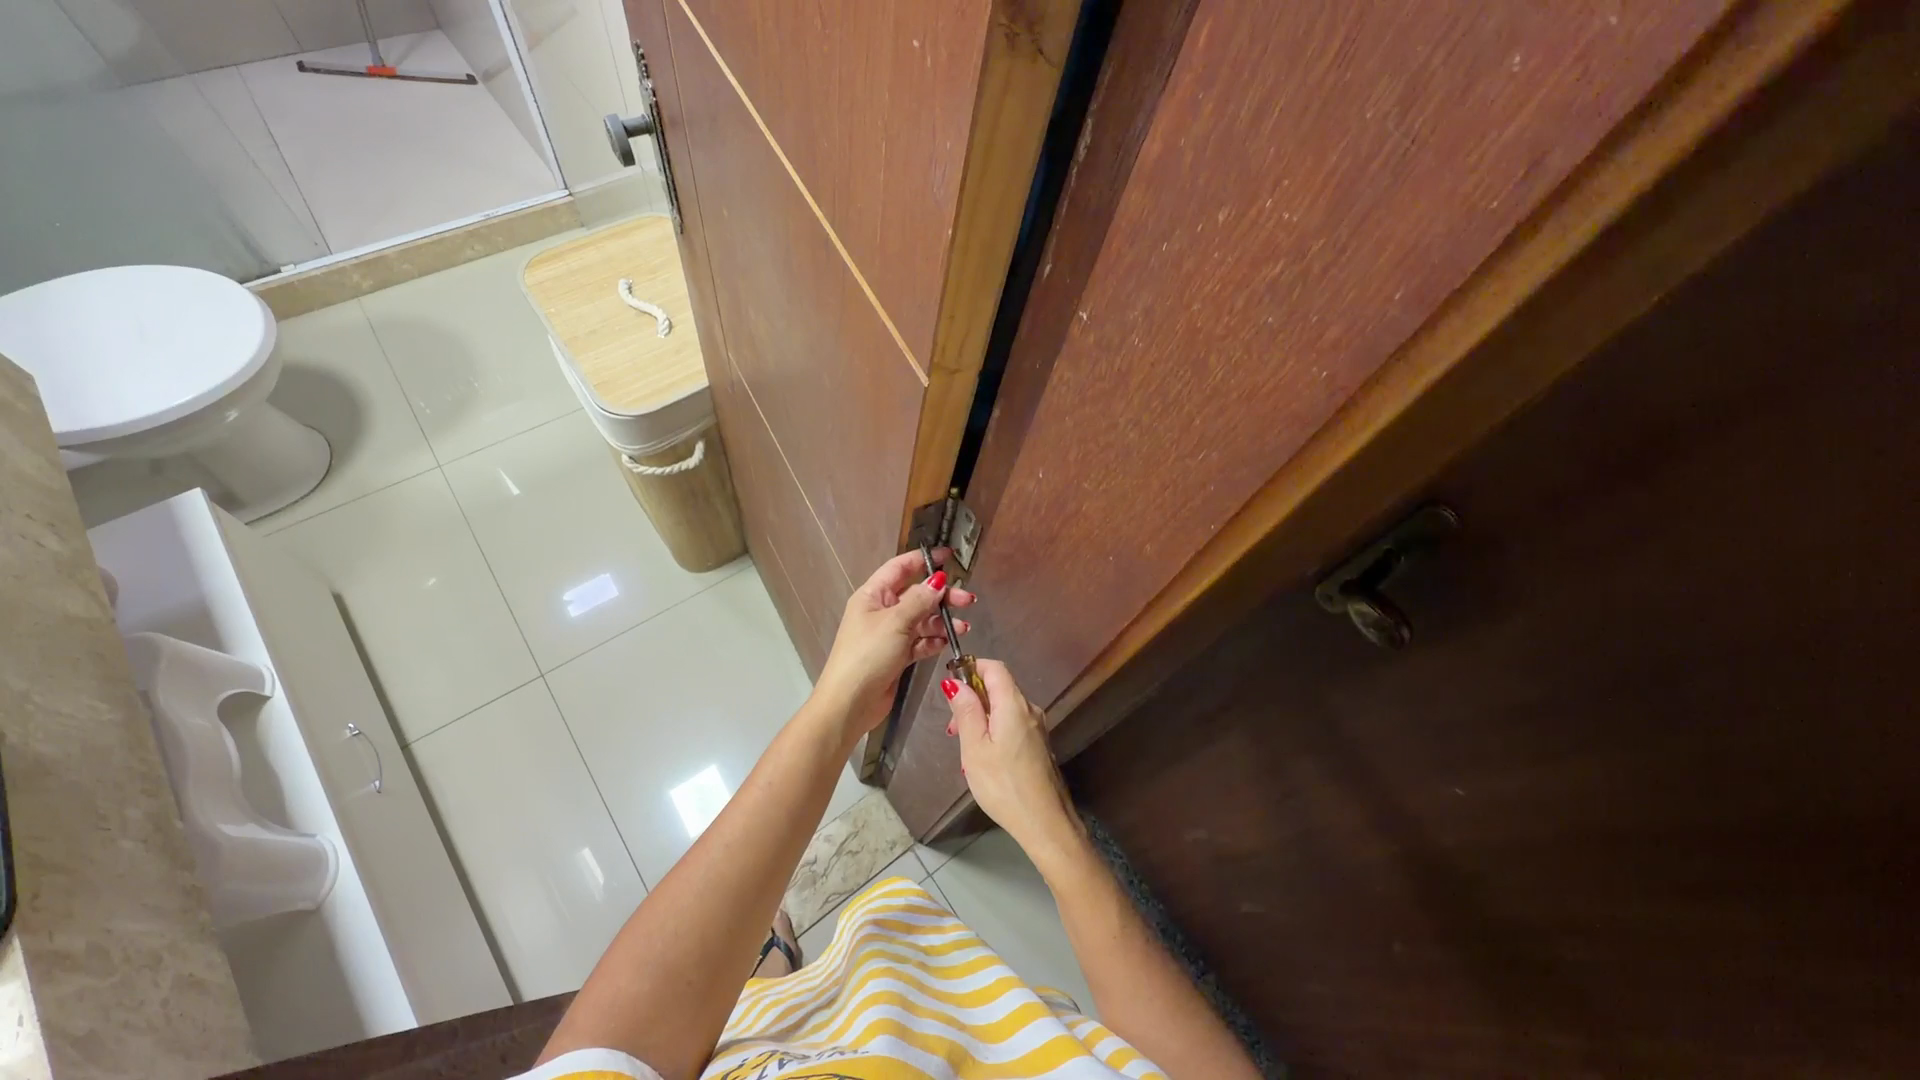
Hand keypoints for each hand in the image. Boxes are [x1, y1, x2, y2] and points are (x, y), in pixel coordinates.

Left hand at [815, 550, 974, 737]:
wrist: (850, 702)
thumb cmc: (867, 655)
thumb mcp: (895, 622)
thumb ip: (919, 600)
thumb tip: (938, 580)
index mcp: (873, 595)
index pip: (900, 568)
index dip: (923, 560)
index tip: (948, 556)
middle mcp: (882, 611)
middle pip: (917, 595)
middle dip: (942, 596)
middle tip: (967, 600)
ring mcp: (890, 634)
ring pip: (922, 620)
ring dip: (942, 621)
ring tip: (961, 628)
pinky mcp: (898, 656)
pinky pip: (921, 641)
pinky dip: (934, 640)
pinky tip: (947, 642)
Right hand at [945, 660, 1083, 861]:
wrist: (1045, 823)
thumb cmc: (1003, 785)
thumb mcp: (975, 748)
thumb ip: (966, 711)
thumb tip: (957, 681)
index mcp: (1014, 705)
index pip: (995, 668)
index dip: (972, 667)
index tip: (952, 684)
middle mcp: (1030, 710)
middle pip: (999, 688)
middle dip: (972, 698)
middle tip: (953, 728)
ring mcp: (1038, 729)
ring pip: (1004, 709)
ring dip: (981, 719)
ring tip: (965, 749)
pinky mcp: (1039, 746)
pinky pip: (1012, 726)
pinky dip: (994, 732)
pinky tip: (983, 759)